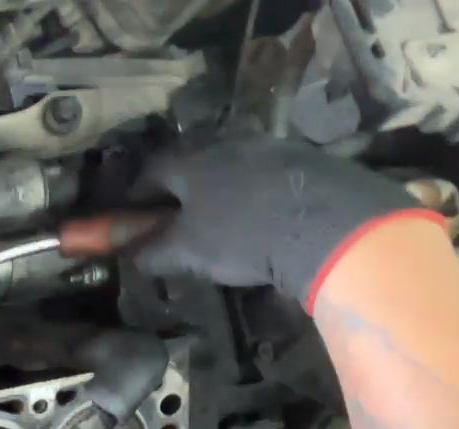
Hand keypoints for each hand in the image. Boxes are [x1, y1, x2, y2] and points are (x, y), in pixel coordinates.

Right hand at [131, 139, 440, 309]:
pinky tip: (258, 221)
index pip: (152, 170)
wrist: (327, 227)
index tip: (130, 215)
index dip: (136, 194)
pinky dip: (252, 196)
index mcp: (194, 163)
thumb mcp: (186, 252)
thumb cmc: (241, 236)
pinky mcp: (307, 163)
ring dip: (218, 192)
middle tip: (173, 221)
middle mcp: (230, 145)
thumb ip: (152, 251)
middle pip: (193, 166)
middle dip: (178, 192)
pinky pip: (265, 177)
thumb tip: (130, 253)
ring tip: (217, 223)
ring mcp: (273, 149)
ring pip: (231, 169)